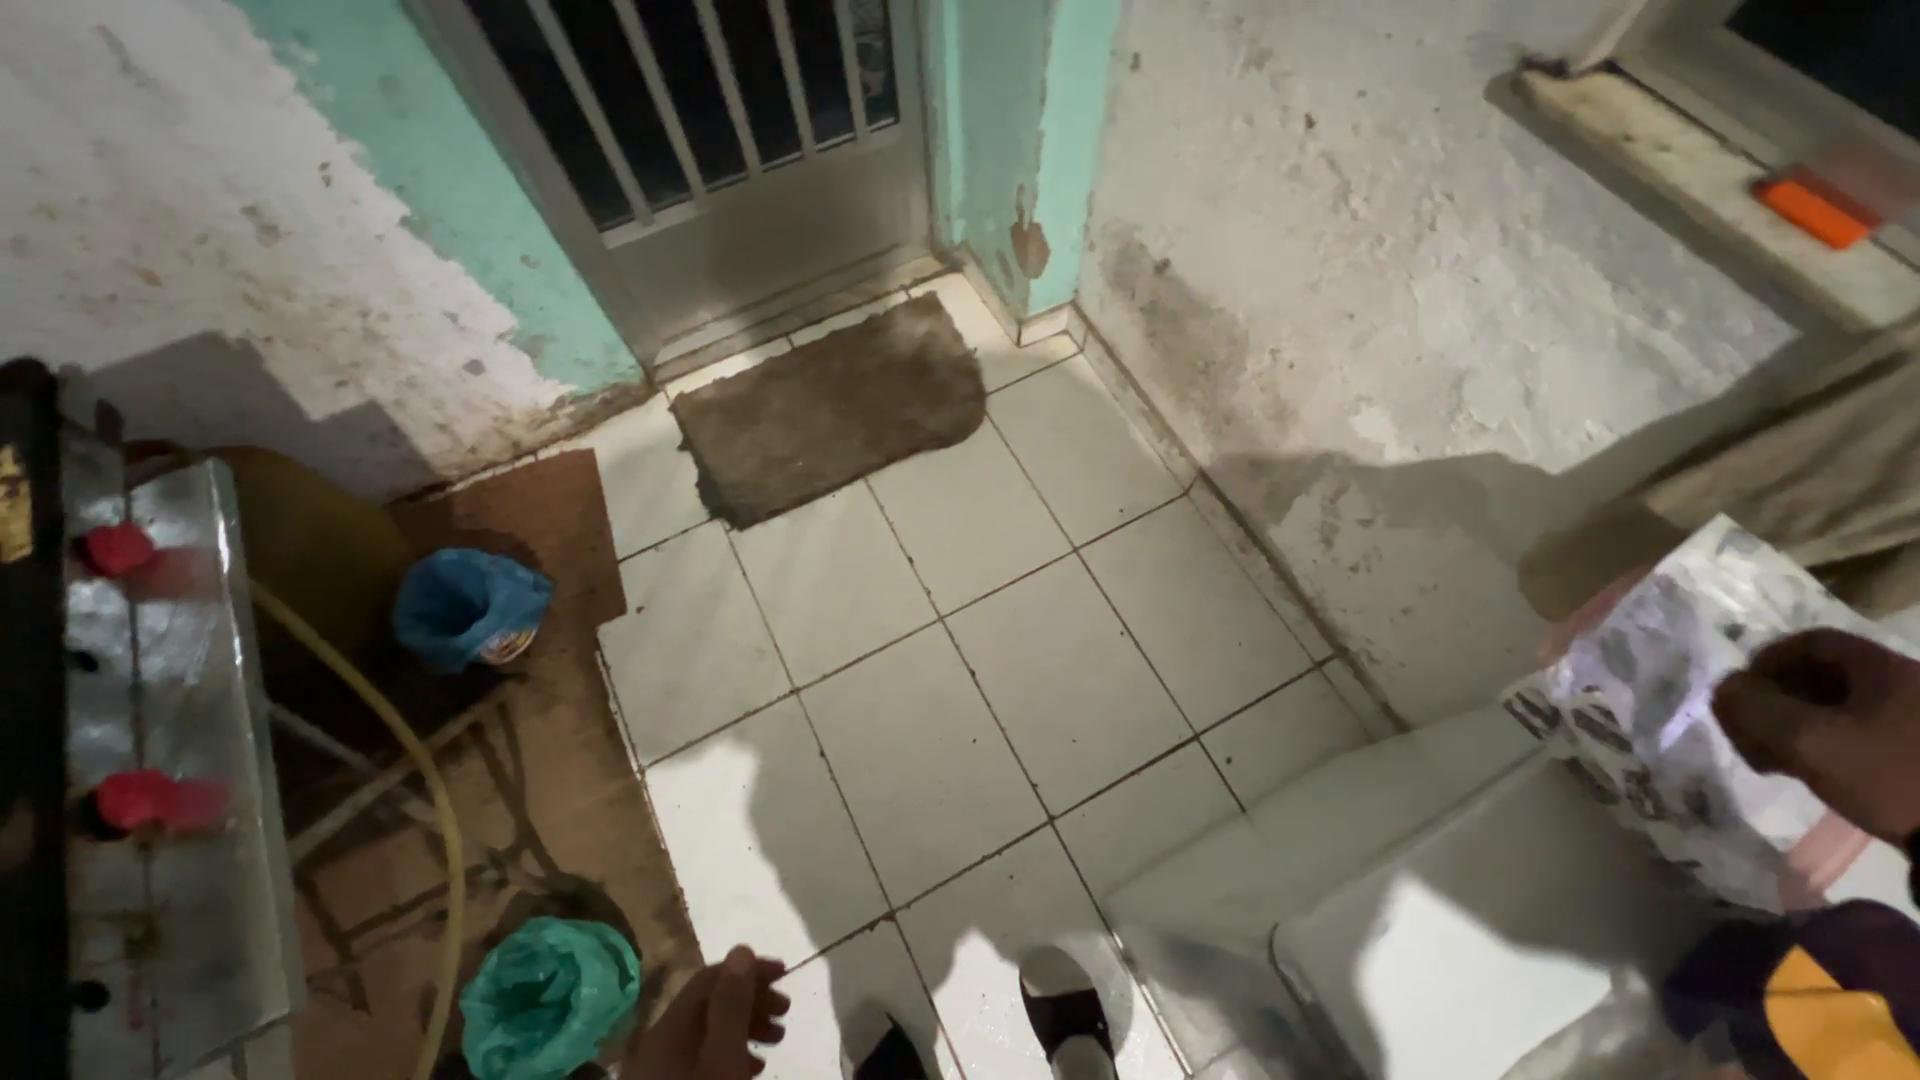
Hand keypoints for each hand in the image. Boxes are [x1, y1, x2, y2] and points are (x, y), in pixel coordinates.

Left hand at [626, 946, 789, 1079]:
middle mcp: (658, 1046)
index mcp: (667, 1031)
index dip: (749, 970)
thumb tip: (741, 950)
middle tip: (787, 1010)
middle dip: (752, 1000)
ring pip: (708, 1033)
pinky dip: (732, 1054)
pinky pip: (702, 1061)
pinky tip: (754, 1069)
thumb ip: (731, 1004)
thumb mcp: (723, 1059)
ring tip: (778, 1039)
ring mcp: (660, 1074)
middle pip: (709, 1005)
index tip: (787, 975)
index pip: (710, 978)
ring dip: (746, 1027)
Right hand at [1713, 628, 1919, 843]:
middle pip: (1821, 676)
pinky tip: (1815, 770)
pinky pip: (1863, 732)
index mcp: (1887, 669)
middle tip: (1751, 733)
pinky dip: (1827, 743)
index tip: (1740, 693)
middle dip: (1774, 701)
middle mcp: (1910, 684)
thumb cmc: (1890, 775)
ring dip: (1794, 725)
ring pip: (1838, 707)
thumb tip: (1726, 689)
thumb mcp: (1806, 739)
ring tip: (1776, 759)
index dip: (1765, 661)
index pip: (1811, 642)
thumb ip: (1751, 706)